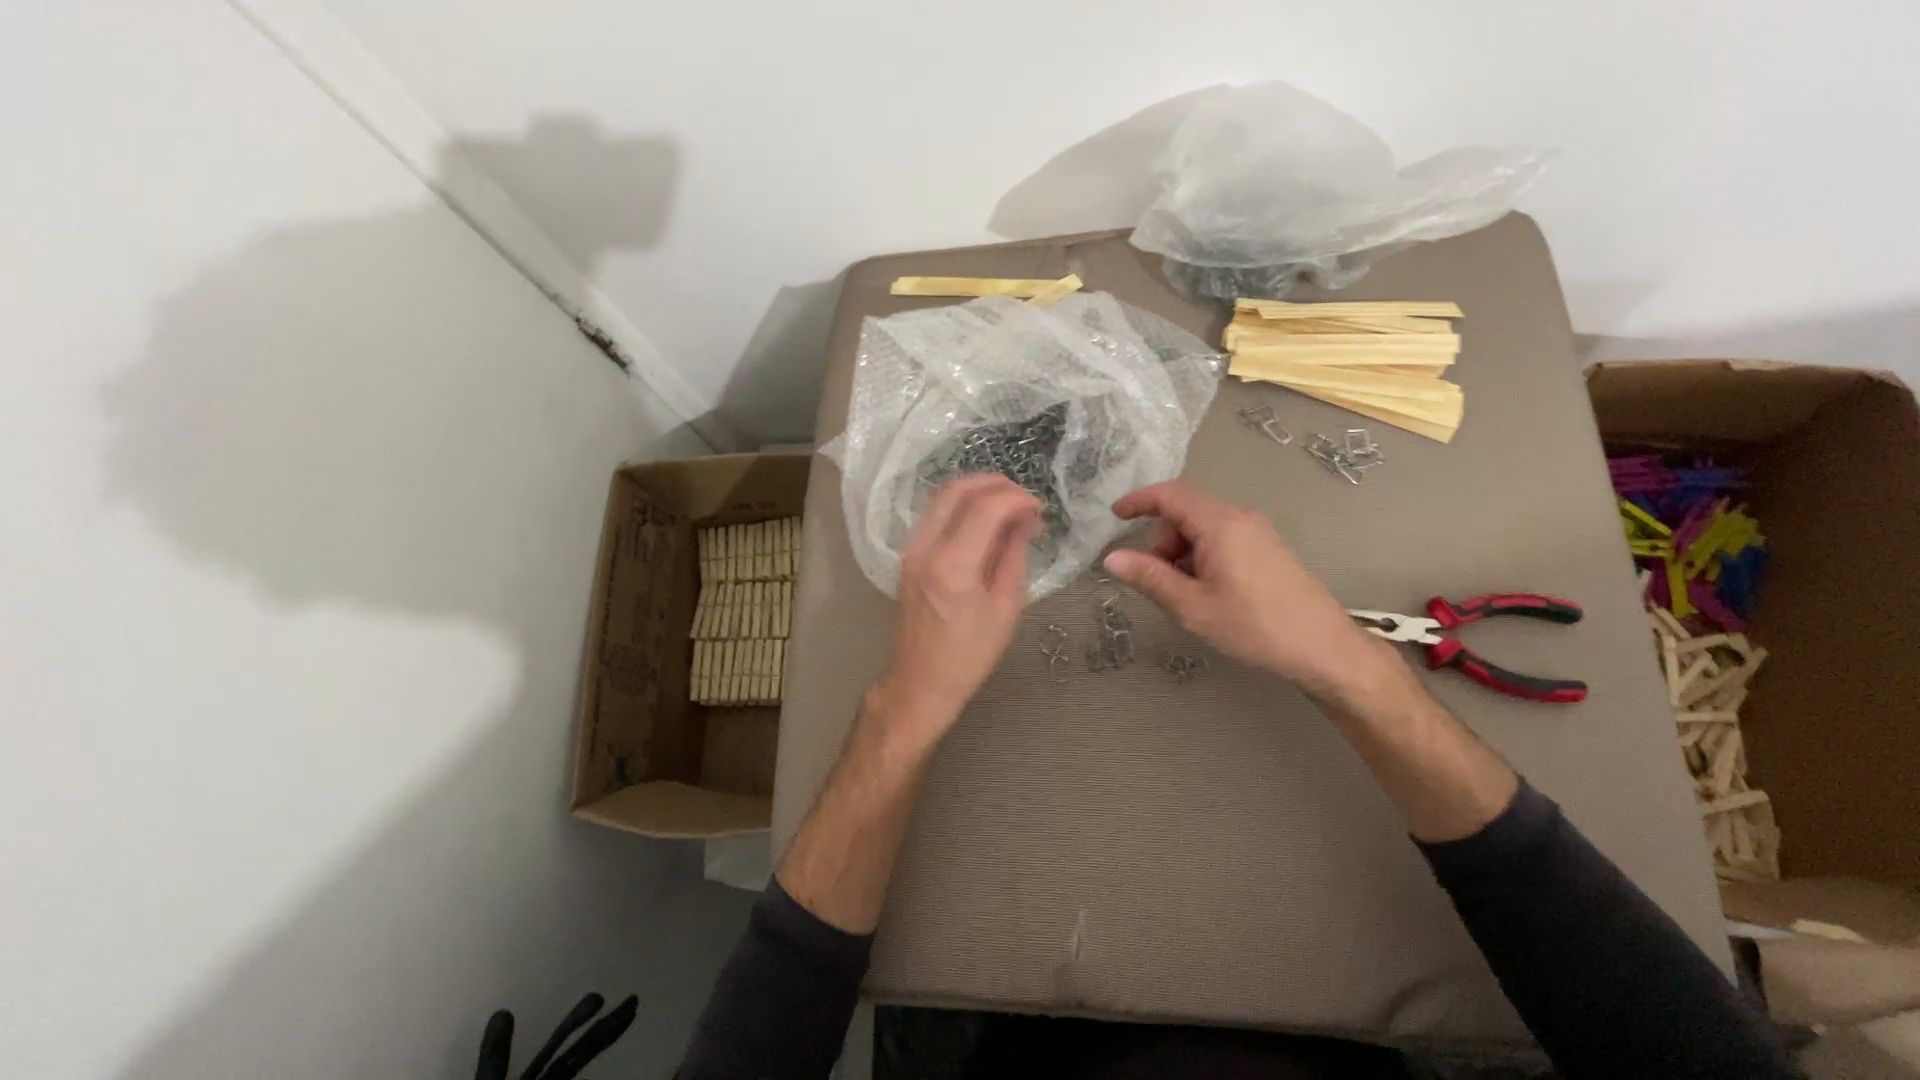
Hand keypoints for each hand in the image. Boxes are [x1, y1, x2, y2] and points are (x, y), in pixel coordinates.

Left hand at [872, 474, 1039, 741]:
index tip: (1039, 508)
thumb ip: (1014, 555)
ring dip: (977, 491)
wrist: (920, 681)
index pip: (987, 507)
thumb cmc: (969, 655)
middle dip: (996, 484)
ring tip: (1008, 506)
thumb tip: (1025, 520)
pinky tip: (985, 520)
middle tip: (1025, 499)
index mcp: (953, 566)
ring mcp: (911, 549)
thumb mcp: (1005, 607)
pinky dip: (961, 506)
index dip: (1018, 498)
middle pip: (958, 489)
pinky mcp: (907, 555)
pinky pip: (934, 513)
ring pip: (942, 496)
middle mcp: (925, 548)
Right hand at [1103, 480, 1382, 693]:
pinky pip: (1223, 540)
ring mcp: (1258, 532)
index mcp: (1220, 525)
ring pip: (1204, 529)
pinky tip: (1207, 594)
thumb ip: (1150, 578)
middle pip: (1186, 513)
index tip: (1114, 516)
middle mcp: (1240, 518)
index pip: (1171, 495)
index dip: (1139, 501)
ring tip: (1183, 596)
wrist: (1322, 647)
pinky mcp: (1267, 549)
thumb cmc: (1254, 626)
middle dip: (1161, 541)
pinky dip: (1202, 557)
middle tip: (1155, 581)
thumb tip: (1112, 558)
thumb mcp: (1192, 606)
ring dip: (1181, 553)